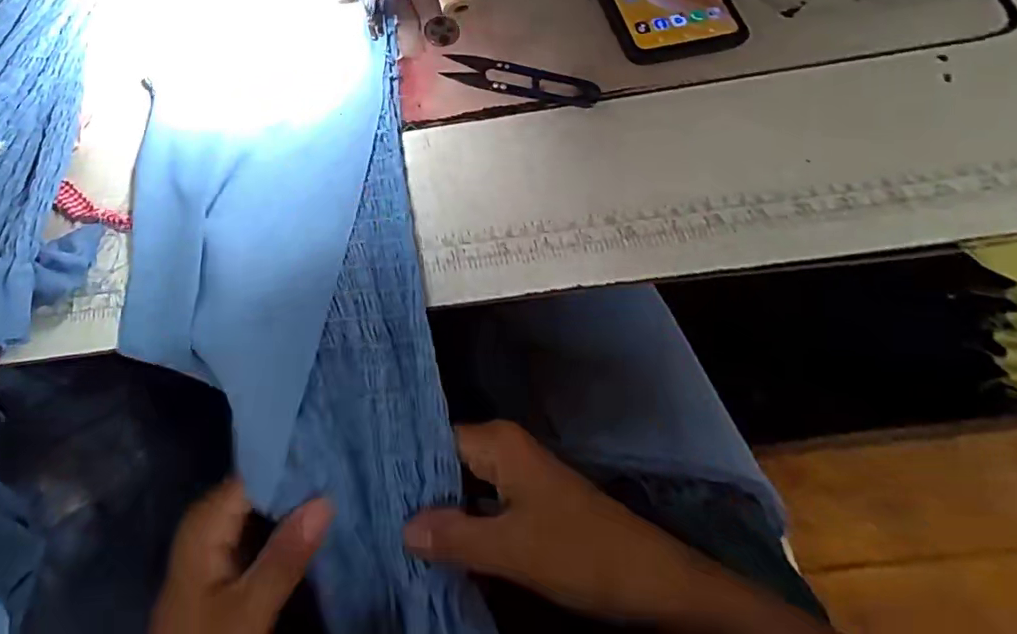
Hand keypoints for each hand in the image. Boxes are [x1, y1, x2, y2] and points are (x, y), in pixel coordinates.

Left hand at [150, 478, 332, 633]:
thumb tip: (325, 499)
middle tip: (335, 477)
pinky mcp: (217, 569)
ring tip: (330, 495)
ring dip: (288, 509)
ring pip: (255, 513)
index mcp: (203, 521)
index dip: (290, 466)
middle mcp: (203, 524)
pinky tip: (306, 530)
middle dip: (292, 487)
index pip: (253, 475)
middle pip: (254, 491)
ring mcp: (209, 547)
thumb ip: (286, 556)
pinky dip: (277, 530)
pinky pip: (251, 534)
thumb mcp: (249, 610)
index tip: (327, 459)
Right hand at [405, 421, 829, 633]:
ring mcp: (518, 475)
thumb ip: (454, 536)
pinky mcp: (528, 502)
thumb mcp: (510, 549)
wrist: (650, 579)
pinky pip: (481, 502)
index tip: (366, 476)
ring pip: (464, 483)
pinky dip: (461, 519)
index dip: (404, 459)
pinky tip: (436, 541)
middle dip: (417, 485)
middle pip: (447, 459)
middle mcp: (505, 448)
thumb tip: (402, 527)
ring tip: (392, 524)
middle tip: (372, 507)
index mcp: (498, 442)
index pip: (435, 437)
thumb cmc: (578, 550)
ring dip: (438, 506)